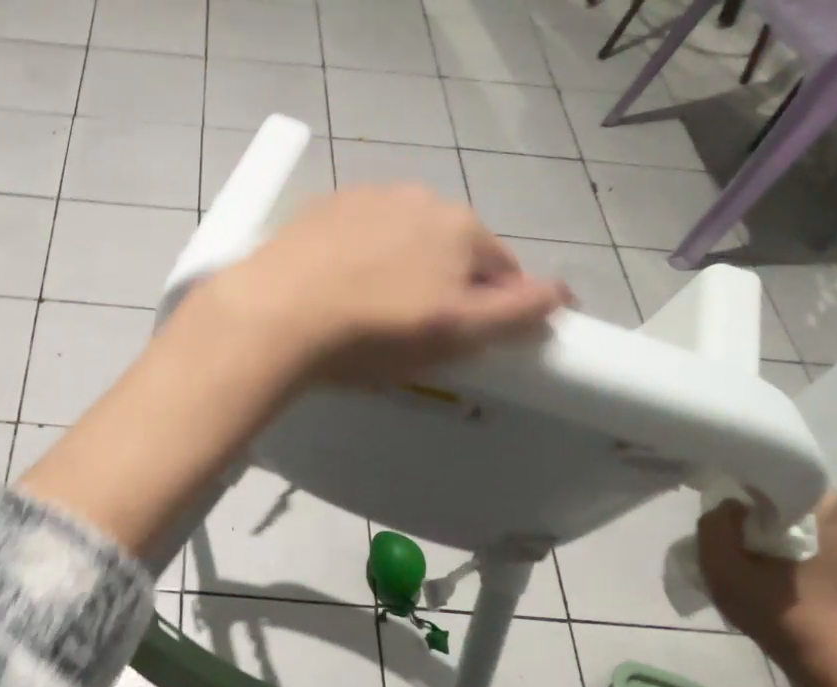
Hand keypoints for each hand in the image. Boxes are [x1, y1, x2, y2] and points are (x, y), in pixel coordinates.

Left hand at [191, 185, 571, 385]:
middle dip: (444, 284)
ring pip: (400, 238)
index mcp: (461, 226)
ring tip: (369, 313)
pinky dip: (356, 259)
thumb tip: (563, 294)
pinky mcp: (317, 210)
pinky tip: (335, 291)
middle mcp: (418, 197)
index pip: (501, 268)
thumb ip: (514, 313)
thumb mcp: (454, 333)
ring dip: (400, 267)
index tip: (470, 339)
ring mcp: (364, 198)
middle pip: (448, 248)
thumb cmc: (373, 333)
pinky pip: (354, 236)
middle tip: (413, 332)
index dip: (495, 306)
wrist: (274, 316)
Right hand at [697, 492, 836, 686]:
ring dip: (743, 527)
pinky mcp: (822, 550)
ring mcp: (828, 529)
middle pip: (764, 492)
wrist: (826, 655)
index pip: (762, 470)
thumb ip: (713, 527)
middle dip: (734, 506)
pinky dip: (756, 540)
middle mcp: (828, 506)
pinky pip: (779, 530)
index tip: (701, 494)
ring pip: (769, 513)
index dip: (728, 479)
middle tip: (709, 530)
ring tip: (721, 547)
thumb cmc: (779, 609)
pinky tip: (740, 560)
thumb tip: (721, 507)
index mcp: (815, 500)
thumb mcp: (726, 568)